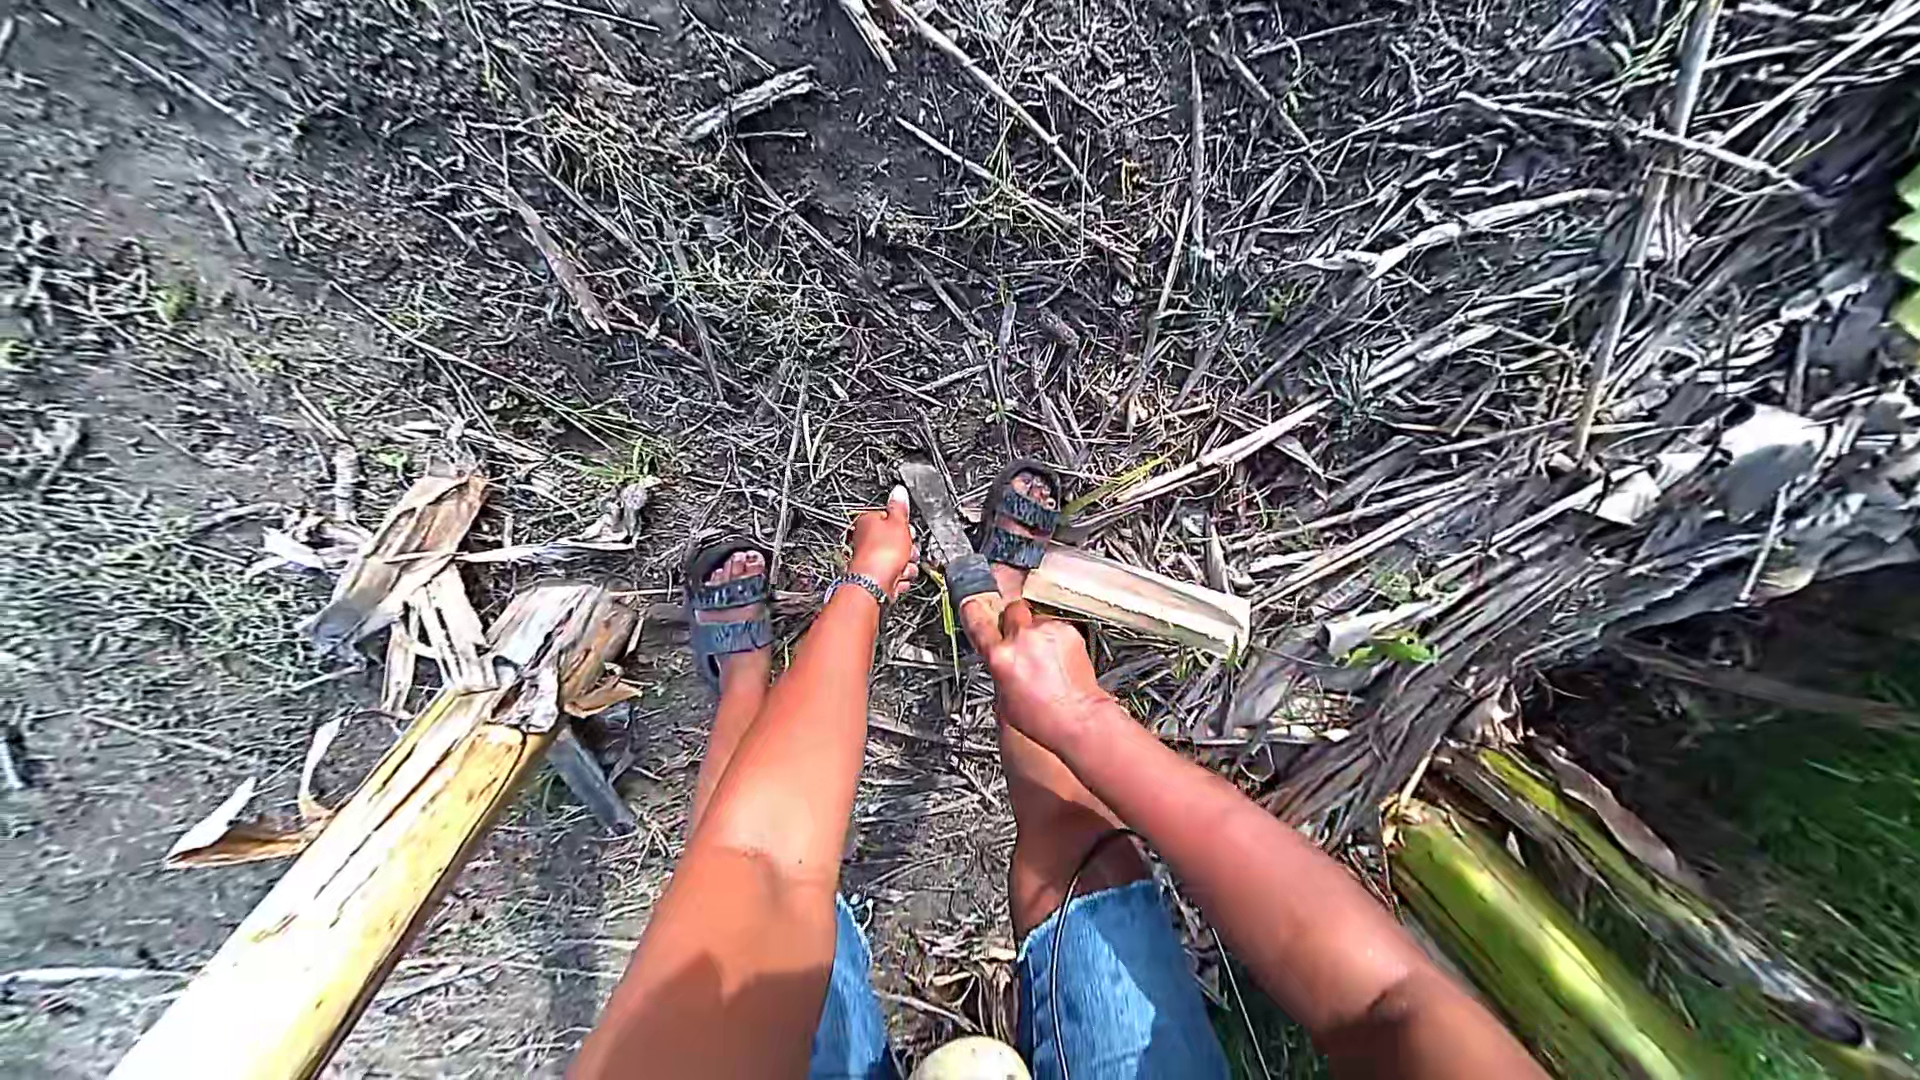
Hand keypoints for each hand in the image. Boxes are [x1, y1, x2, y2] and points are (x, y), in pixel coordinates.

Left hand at [848, 485, 918, 597]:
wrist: (875, 584)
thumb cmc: (882, 554)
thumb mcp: (897, 523)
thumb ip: (899, 507)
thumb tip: (899, 491)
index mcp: (868, 522)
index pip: (891, 518)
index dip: (904, 525)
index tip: (908, 530)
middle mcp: (867, 540)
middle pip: (897, 540)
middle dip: (908, 547)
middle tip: (908, 549)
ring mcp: (872, 560)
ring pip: (900, 560)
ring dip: (907, 564)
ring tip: (903, 566)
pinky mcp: (878, 577)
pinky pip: (896, 575)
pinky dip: (901, 577)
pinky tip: (899, 577)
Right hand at [960, 597, 1119, 753]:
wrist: (1079, 719)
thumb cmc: (1043, 717)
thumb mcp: (1003, 698)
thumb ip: (998, 667)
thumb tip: (998, 657)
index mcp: (1000, 656)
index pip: (976, 619)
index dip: (973, 610)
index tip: (972, 605)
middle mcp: (1022, 637)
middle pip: (1010, 610)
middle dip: (1012, 622)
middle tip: (1019, 642)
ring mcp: (1046, 631)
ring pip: (1034, 618)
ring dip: (1036, 633)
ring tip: (1044, 657)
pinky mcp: (1067, 630)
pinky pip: (1054, 626)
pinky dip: (1055, 638)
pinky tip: (1058, 659)